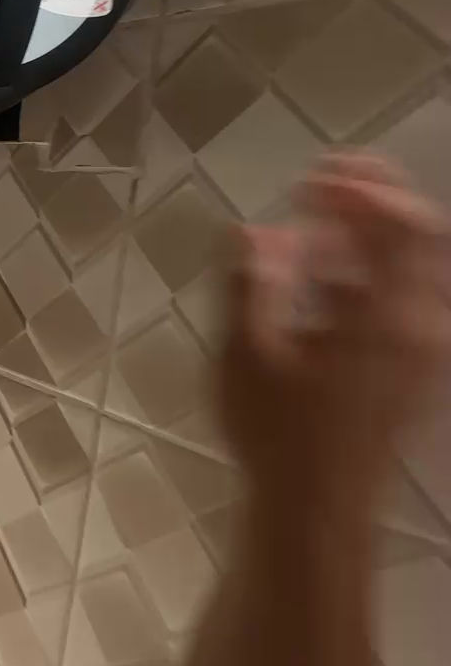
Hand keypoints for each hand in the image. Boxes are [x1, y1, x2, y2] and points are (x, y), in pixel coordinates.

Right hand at [219, 152, 450, 516]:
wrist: (315, 492)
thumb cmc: (273, 422)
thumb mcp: (247, 351)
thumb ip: (253, 286)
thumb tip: (254, 230)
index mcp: (387, 317)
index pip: (401, 233)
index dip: (362, 193)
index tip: (310, 175)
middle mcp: (418, 323)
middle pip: (416, 244)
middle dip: (373, 201)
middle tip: (327, 173)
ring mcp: (415, 345)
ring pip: (406, 271)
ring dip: (365, 235)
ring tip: (316, 217)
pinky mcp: (402, 362)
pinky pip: (394, 298)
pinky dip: (361, 270)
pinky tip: (322, 272)